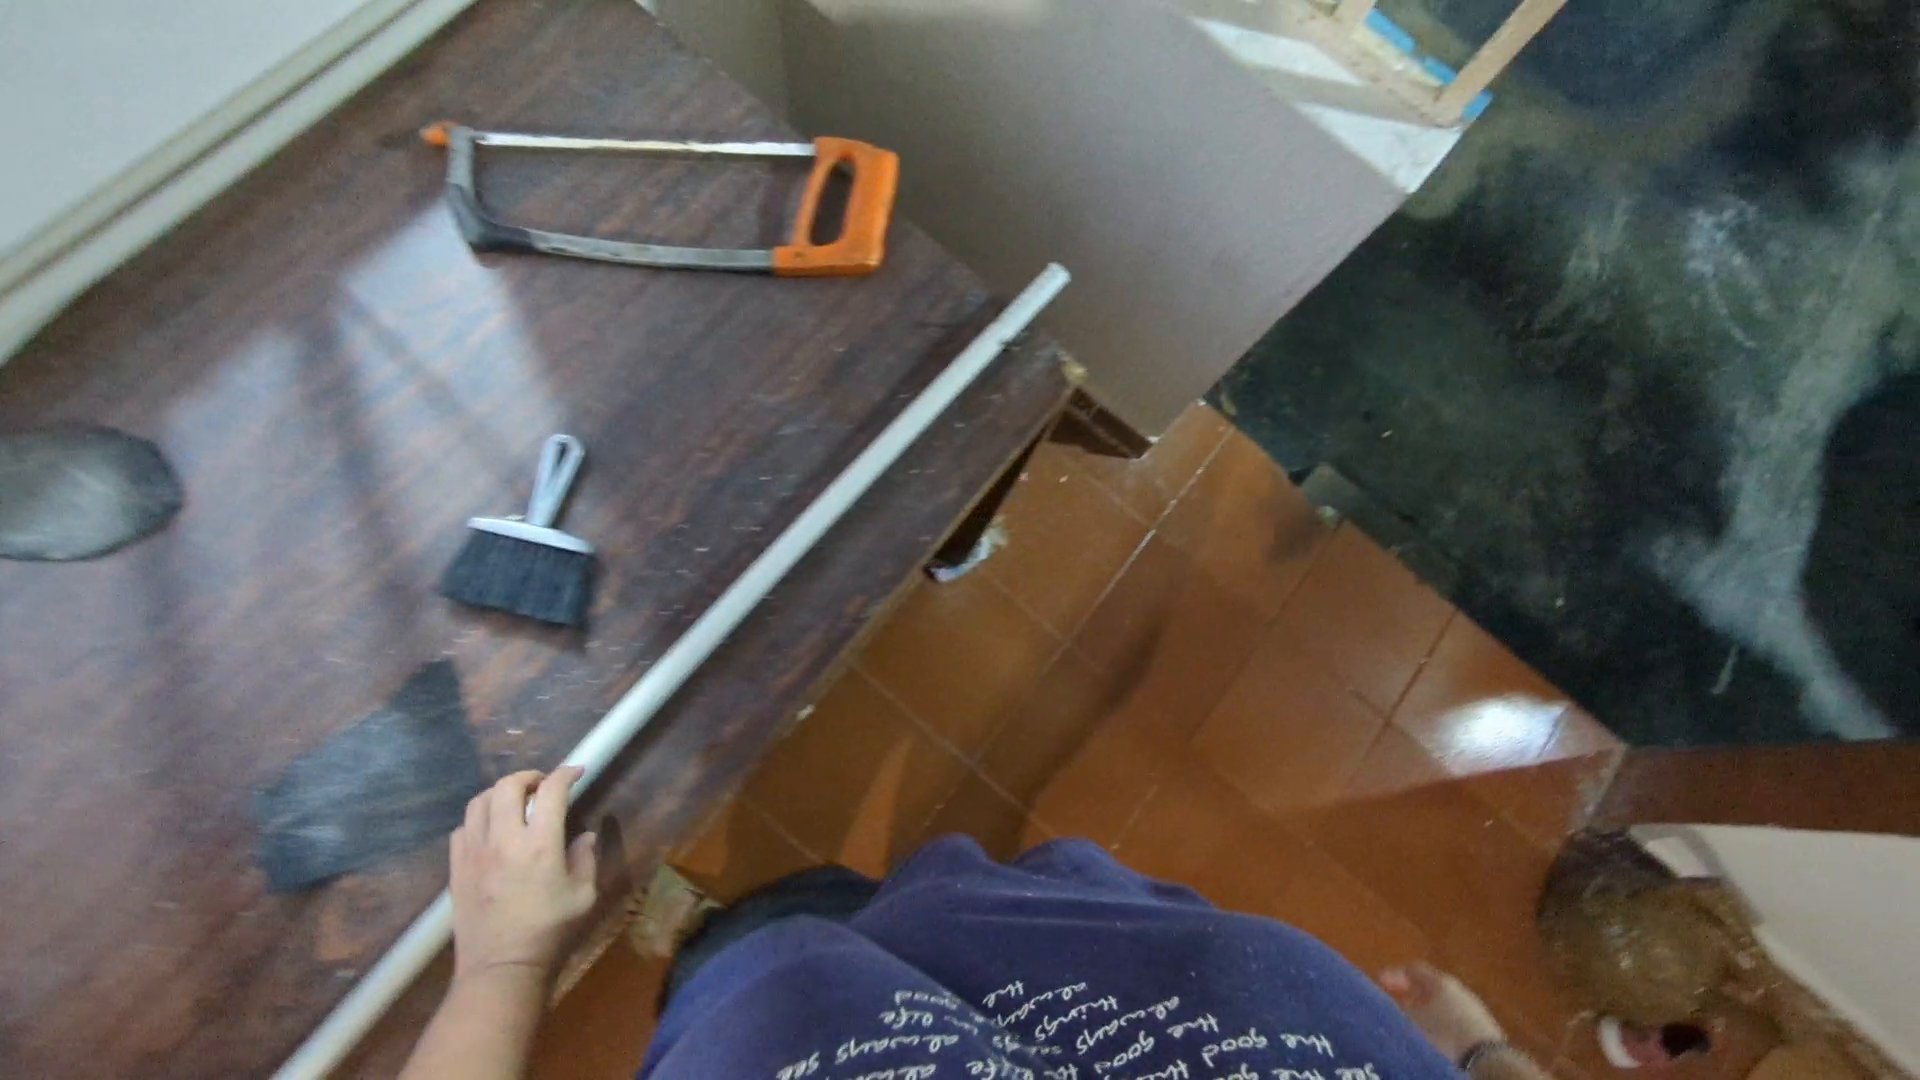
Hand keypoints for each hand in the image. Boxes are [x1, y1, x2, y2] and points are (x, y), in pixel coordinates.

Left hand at [449, 767, 598, 982]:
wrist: (500, 969)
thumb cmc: (549, 931)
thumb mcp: (583, 894)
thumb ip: (585, 858)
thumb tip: (585, 836)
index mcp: (540, 844)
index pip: (551, 790)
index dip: (566, 774)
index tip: (577, 772)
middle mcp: (504, 841)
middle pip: (507, 786)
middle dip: (528, 777)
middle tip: (542, 785)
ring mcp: (474, 854)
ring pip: (478, 802)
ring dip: (500, 794)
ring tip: (514, 802)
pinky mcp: (456, 870)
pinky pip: (462, 829)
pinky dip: (479, 820)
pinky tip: (491, 832)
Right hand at [1379, 962, 1505, 1062]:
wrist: (1486, 1059)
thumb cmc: (1443, 1032)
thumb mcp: (1414, 1019)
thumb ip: (1402, 1007)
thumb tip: (1394, 1004)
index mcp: (1439, 981)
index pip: (1413, 969)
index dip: (1395, 974)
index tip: (1380, 981)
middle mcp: (1457, 988)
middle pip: (1431, 985)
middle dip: (1414, 992)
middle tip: (1400, 1001)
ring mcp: (1473, 1006)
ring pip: (1445, 1002)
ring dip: (1429, 1008)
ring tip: (1417, 1021)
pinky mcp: (1484, 1026)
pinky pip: (1457, 1016)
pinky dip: (1444, 1020)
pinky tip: (1438, 1033)